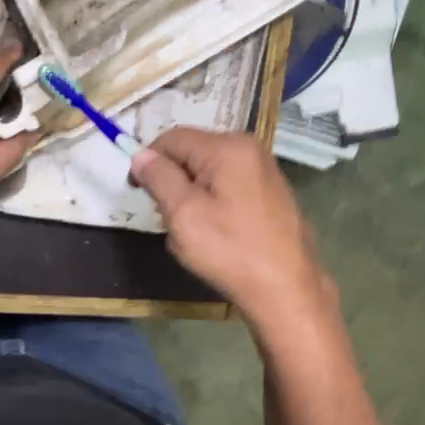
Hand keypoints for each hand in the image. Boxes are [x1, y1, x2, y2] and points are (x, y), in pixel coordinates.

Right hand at [130, 128, 335, 324]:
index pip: (172, 138)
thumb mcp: (183, 215)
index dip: (148, 161)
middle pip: (192, 151)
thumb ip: (159, 178)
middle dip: (171, 180)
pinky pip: (227, 184)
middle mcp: (249, 148)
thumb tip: (140, 155)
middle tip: (168, 217)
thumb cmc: (230, 250)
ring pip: (208, 170)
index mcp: (227, 148)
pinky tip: (215, 230)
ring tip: (192, 229)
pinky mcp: (269, 190)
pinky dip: (211, 201)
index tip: (138, 192)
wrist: (286, 286)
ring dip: (190, 194)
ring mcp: (263, 169)